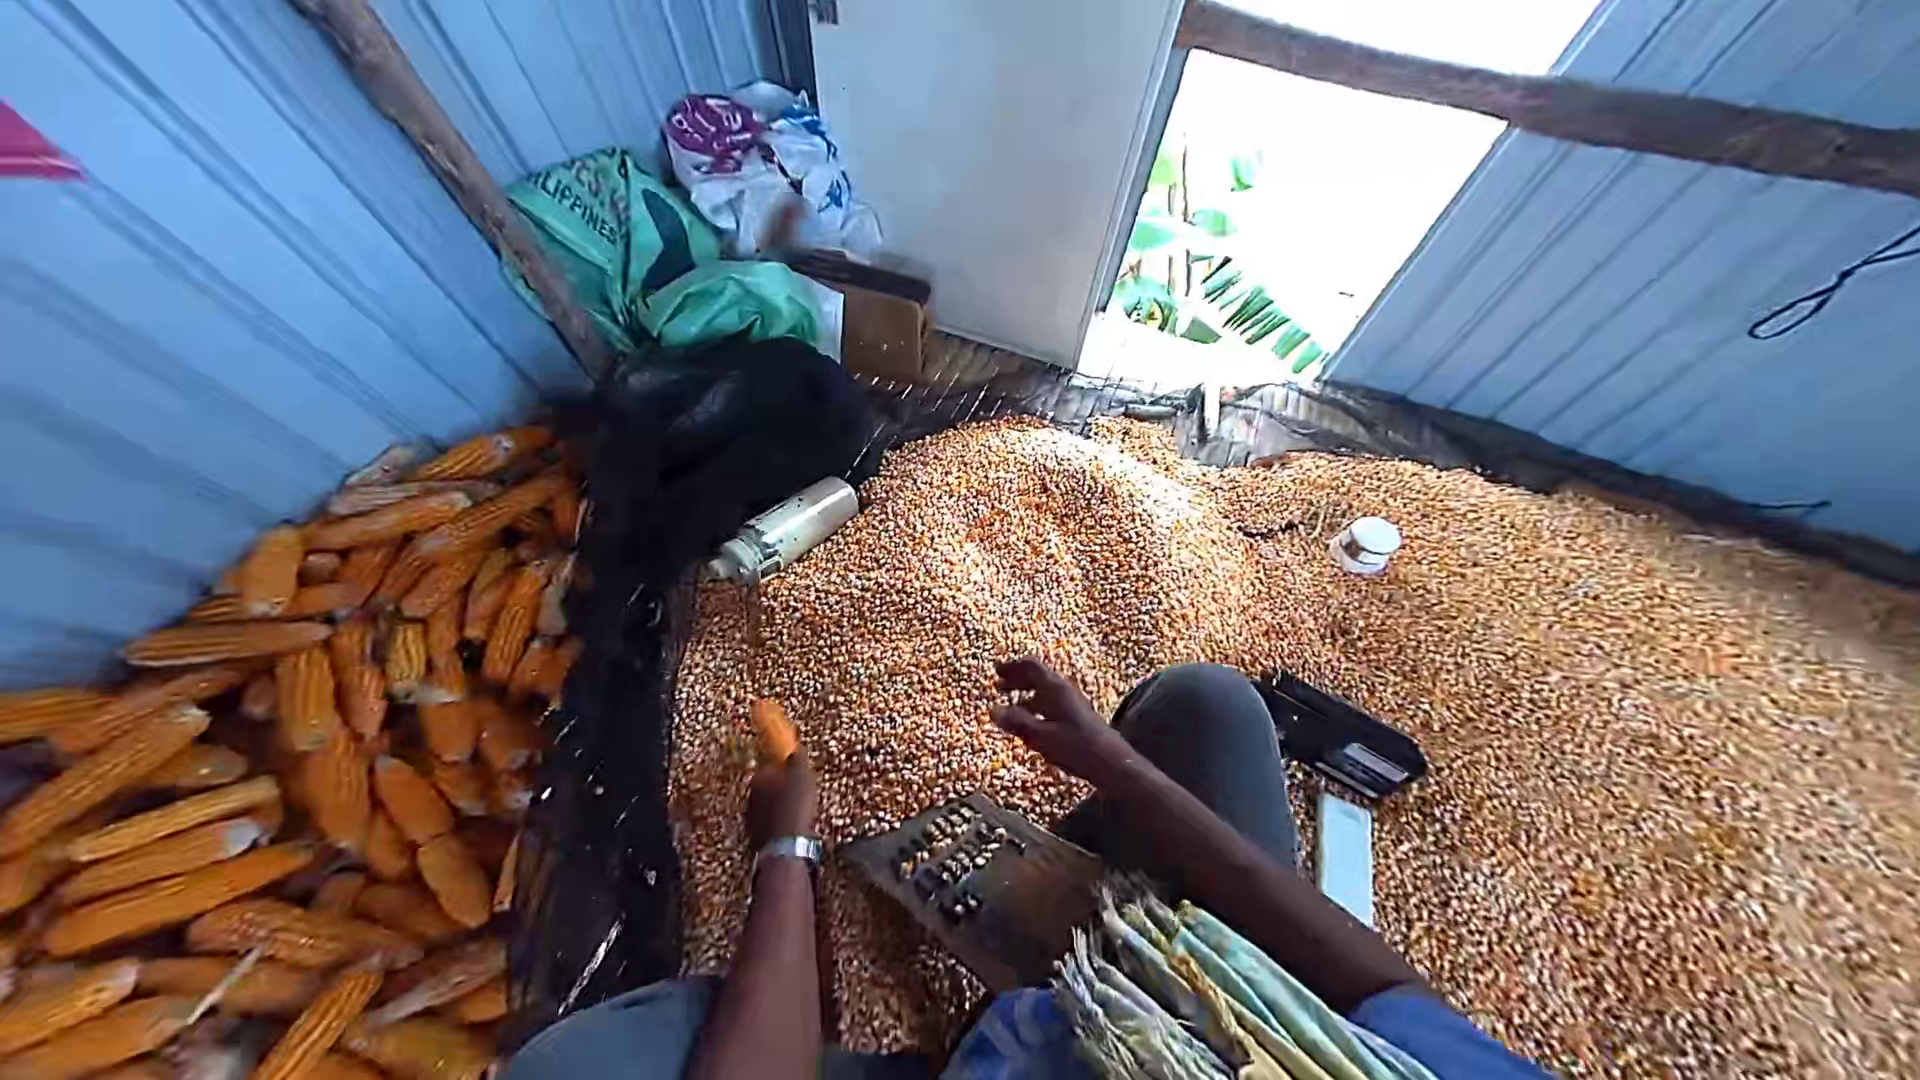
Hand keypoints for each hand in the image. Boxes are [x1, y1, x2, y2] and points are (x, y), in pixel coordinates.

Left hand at [747, 748, 817, 847]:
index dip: (788, 768)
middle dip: (784, 787)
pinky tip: (795, 825)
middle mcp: (751, 796)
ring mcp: (752, 818)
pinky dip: (782, 821)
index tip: (800, 772)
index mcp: (759, 778)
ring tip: (801, 810)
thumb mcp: (802, 775)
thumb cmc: (793, 807)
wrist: (785, 846)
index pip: (772, 765)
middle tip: (803, 790)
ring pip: (770, 805)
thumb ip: (797, 758)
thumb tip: (796, 749)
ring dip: (783, 805)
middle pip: (770, 785)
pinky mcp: (757, 836)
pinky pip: (772, 822)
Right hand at [991, 657, 1134, 785]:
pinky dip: (1035, 706)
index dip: (1012, 666)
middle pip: (1037, 676)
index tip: (996, 671)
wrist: (1111, 763)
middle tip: (999, 684)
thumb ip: (1017, 722)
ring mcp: (1071, 703)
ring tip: (1010, 704)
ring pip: (1044, 691)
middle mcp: (1063, 691)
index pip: (1031, 666)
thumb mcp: (1041, 736)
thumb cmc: (1076, 747)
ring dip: (1025, 694)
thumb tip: (992, 710)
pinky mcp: (1076, 717)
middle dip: (1017, 679)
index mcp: (1054, 688)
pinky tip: (1030, 722)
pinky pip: (1051, 704)